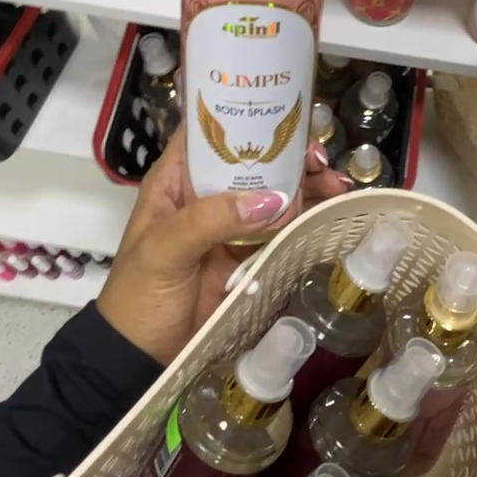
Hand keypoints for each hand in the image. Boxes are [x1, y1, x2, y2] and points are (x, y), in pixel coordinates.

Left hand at [97, 131, 350, 364]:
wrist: (140, 357)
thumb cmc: (139, 296)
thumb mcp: (164, 250)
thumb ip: (211, 220)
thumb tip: (273, 199)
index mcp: (177, 181)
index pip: (212, 134)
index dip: (247, 119)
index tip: (286, 120)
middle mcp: (207, 194)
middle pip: (254, 161)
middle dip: (291, 157)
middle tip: (322, 163)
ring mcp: (231, 225)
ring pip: (274, 192)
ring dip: (307, 186)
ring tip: (337, 187)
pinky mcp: (249, 253)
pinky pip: (282, 227)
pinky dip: (306, 218)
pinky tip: (328, 213)